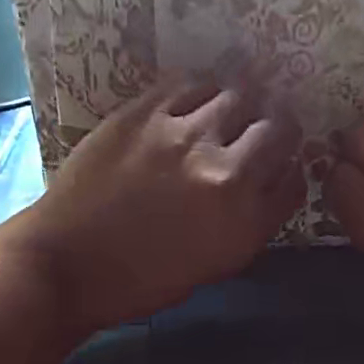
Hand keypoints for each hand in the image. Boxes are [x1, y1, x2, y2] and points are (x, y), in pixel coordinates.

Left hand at [7, 77, 301, 328]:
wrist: (68, 264)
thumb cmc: (141, 281)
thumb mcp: (213, 266)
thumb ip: (251, 222)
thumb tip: (272, 182)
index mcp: (244, 222)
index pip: (295, 178)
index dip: (291, 168)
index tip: (279, 166)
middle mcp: (225, 172)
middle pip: (278, 128)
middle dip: (278, 129)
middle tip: (260, 132)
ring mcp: (184, 135)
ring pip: (239, 93)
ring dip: (242, 103)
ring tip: (226, 113)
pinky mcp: (145, 112)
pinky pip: (190, 83)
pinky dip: (201, 92)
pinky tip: (192, 104)